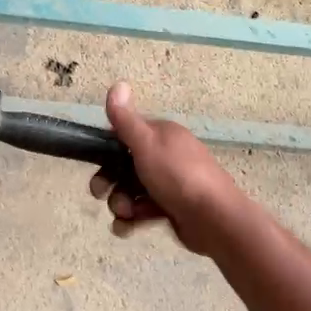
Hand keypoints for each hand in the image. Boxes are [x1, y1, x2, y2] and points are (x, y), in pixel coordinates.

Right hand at [93, 81, 245, 253]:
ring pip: (131, 191)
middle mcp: (165, 156)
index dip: (107, 150)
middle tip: (102, 194)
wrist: (214, 219)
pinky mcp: (170, 210)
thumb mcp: (147, 143)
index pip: (125, 136)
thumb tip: (118, 83)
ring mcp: (169, 184)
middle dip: (110, 182)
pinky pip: (142, 211)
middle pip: (124, 166)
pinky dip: (131, 220)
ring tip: (125, 214)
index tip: (96, 163)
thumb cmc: (177, 175)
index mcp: (162, 136)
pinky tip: (127, 228)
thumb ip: (126, 119)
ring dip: (120, 203)